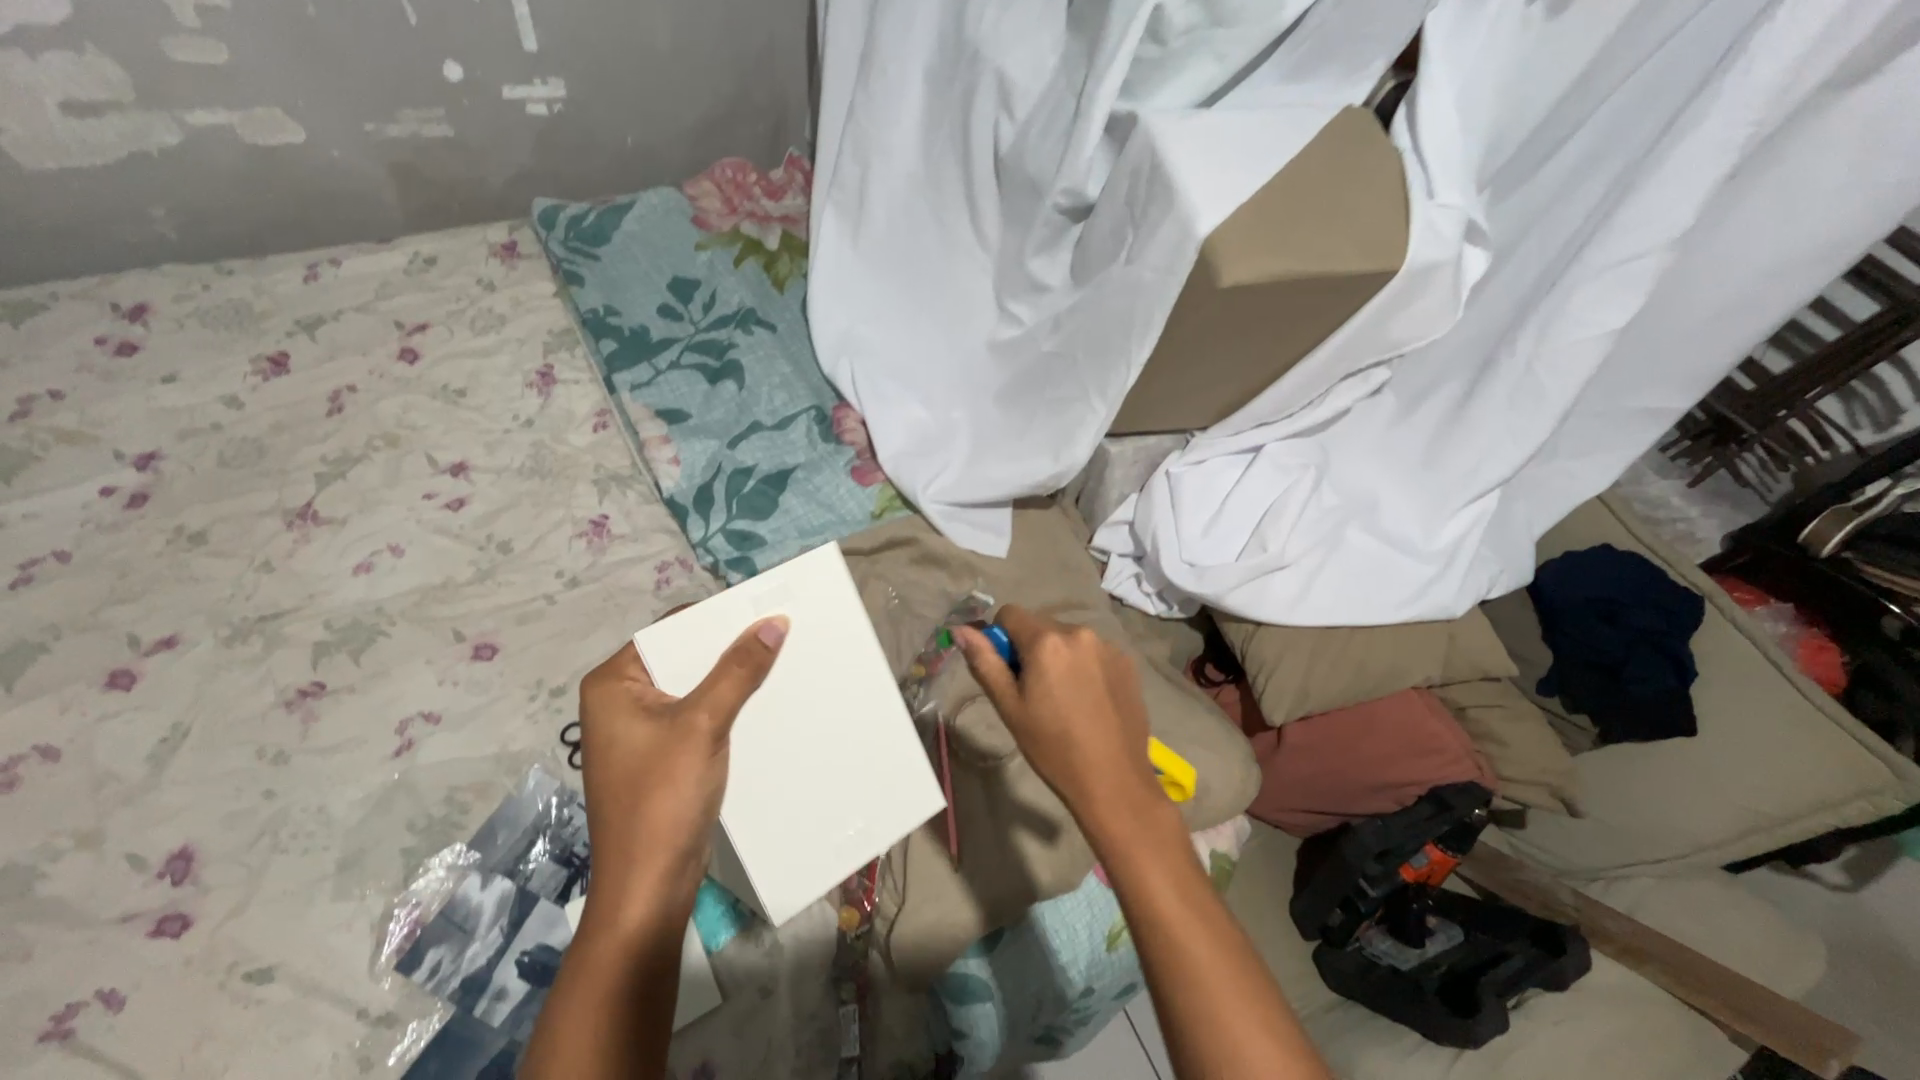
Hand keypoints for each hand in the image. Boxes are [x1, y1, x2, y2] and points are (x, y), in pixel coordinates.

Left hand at [573, 616, 787, 926]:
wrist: (648, 887)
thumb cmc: (662, 799)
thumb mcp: (703, 724)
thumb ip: (738, 670)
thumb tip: (773, 623)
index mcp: (613, 683)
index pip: (669, 632)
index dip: (716, 620)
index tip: (764, 610)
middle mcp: (620, 702)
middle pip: (682, 660)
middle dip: (728, 651)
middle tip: (781, 633)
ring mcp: (640, 733)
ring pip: (694, 690)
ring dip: (732, 682)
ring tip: (781, 662)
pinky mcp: (661, 759)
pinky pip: (697, 719)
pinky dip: (727, 711)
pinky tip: (764, 705)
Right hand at [954, 606, 1162, 831]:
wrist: (1113, 779)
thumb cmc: (1052, 747)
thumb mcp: (1010, 707)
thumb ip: (984, 662)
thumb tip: (960, 630)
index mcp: (1046, 641)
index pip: (1010, 614)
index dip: (1001, 639)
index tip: (1009, 673)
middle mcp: (1080, 632)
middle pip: (1041, 626)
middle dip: (1031, 650)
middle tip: (1035, 693)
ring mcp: (1109, 646)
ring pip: (1069, 639)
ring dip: (1060, 657)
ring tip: (1065, 700)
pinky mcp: (1128, 662)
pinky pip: (1094, 652)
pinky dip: (1085, 667)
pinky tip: (1090, 702)